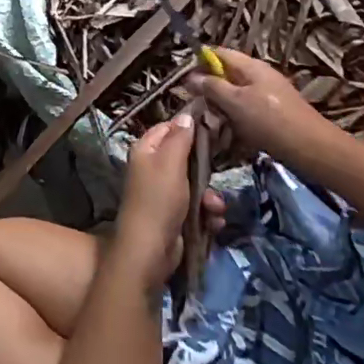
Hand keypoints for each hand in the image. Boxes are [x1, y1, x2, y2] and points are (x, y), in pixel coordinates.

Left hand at [110, 112, 223, 287]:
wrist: (151, 249)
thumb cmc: (158, 199)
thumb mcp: (170, 163)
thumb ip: (179, 138)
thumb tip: (186, 114)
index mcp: (146, 150)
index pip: (168, 127)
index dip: (189, 126)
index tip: (215, 126)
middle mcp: (153, 168)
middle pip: (187, 156)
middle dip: (205, 168)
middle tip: (217, 171)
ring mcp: (165, 192)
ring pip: (198, 184)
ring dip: (210, 196)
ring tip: (212, 206)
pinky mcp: (176, 214)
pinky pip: (198, 206)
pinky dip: (207, 213)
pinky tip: (212, 221)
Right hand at [189, 48, 353, 163]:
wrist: (310, 149)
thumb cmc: (269, 121)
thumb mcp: (235, 102)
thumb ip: (212, 87)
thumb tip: (191, 76)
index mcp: (251, 66)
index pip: (219, 53)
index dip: (200, 62)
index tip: (184, 80)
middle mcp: (259, 75)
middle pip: (226, 74)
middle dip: (209, 87)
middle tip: (195, 103)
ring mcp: (266, 94)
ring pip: (234, 94)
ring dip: (220, 105)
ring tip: (209, 119)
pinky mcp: (271, 112)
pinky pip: (245, 109)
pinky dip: (234, 117)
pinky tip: (228, 130)